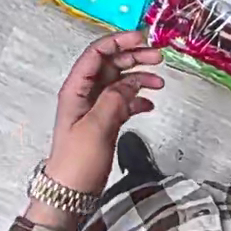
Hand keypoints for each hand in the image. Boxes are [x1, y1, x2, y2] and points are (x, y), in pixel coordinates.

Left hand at [44, 30, 164, 194]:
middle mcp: (85, 94)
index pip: (96, 54)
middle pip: (111, 65)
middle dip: (134, 58)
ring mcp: (96, 108)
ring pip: (120, 82)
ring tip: (159, 82)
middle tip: (157, 57)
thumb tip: (128, 85)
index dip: (118, 42)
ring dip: (140, 79)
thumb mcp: (96, 128)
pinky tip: (149, 104)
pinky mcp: (105, 121)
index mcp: (76, 90)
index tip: (141, 38)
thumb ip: (113, 101)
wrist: (71, 191)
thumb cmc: (77, 162)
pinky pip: (124, 101)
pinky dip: (138, 100)